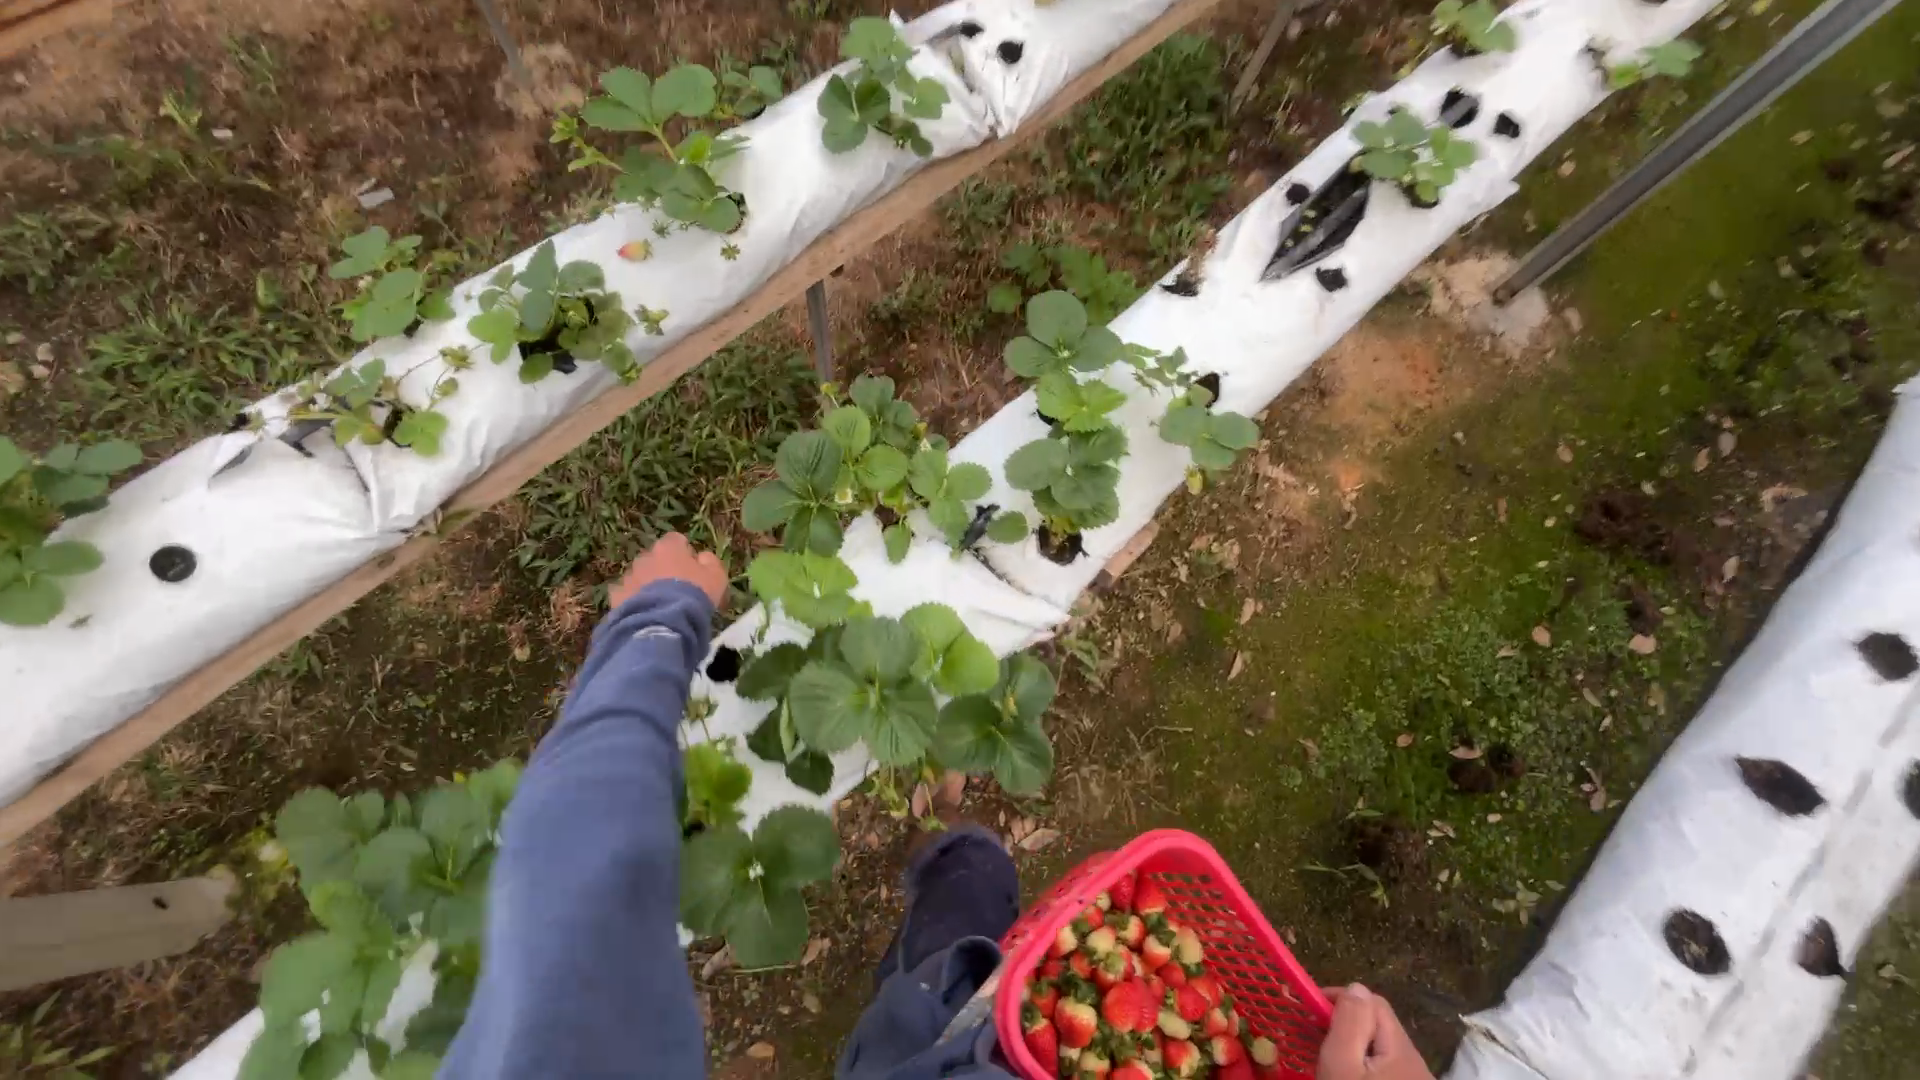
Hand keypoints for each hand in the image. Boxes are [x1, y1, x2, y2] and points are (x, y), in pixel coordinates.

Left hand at [609, 533, 726, 609]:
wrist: (666, 620)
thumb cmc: (694, 593)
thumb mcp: (716, 576)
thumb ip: (709, 561)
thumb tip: (702, 557)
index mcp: (669, 547)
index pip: (676, 540)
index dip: (685, 552)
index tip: (693, 567)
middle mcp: (645, 557)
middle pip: (655, 558)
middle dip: (663, 568)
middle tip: (676, 588)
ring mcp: (629, 576)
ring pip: (639, 576)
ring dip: (648, 584)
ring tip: (660, 603)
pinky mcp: (617, 595)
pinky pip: (626, 594)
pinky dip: (633, 600)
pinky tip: (645, 612)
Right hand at [1317, 984, 1432, 1079]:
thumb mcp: (1342, 1062)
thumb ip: (1350, 1023)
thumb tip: (1355, 987)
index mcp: (1403, 1050)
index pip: (1374, 1003)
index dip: (1342, 997)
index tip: (1314, 1009)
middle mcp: (1418, 1063)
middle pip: (1381, 1025)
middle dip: (1349, 1020)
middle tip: (1319, 1032)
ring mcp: (1416, 1079)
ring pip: (1384, 1046)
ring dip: (1358, 1041)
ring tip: (1333, 1053)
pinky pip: (1388, 1066)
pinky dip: (1367, 1061)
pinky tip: (1353, 1074)